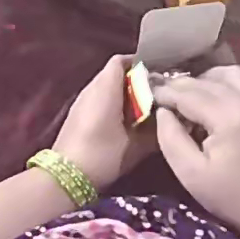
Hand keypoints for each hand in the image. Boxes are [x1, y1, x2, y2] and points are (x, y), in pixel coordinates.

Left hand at [51, 55, 155, 190]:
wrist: (64, 178)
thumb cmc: (102, 155)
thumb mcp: (136, 145)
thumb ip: (156, 129)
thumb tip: (175, 119)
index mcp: (104, 89)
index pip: (121, 61)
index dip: (140, 63)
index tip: (158, 75)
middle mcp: (90, 90)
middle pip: (114, 74)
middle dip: (136, 81)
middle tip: (156, 95)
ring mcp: (80, 103)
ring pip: (105, 88)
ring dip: (124, 95)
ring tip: (144, 110)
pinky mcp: (76, 117)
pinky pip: (97, 101)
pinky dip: (112, 105)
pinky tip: (125, 123)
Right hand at [153, 66, 239, 238]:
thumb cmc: (233, 197)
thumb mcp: (191, 174)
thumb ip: (171, 138)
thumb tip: (162, 111)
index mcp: (227, 114)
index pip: (186, 92)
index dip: (162, 93)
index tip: (145, 97)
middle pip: (205, 80)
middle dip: (179, 86)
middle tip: (159, 98)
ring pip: (228, 73)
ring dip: (204, 79)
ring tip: (188, 96)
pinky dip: (229, 81)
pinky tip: (219, 95)